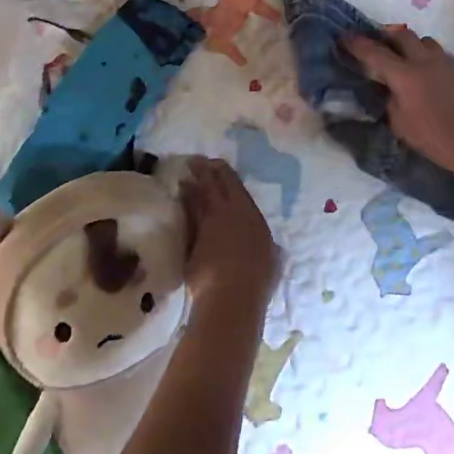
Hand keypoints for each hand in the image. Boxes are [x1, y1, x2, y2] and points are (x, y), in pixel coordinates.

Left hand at [180, 158, 278, 309]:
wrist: (230, 292)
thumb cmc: (258, 276)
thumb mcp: (273, 259)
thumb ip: (270, 250)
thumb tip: (272, 250)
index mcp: (251, 215)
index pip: (236, 187)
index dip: (225, 174)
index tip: (217, 164)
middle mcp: (229, 213)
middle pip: (214, 186)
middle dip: (205, 171)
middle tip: (196, 161)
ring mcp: (208, 224)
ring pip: (198, 197)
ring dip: (192, 185)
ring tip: (185, 176)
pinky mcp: (192, 239)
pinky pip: (188, 213)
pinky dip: (185, 201)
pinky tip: (181, 195)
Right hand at [342, 29, 453, 168]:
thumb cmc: (430, 136)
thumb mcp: (398, 122)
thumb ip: (388, 98)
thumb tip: (385, 86)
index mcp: (403, 74)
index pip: (373, 52)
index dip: (356, 43)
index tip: (344, 38)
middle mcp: (423, 60)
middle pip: (401, 33)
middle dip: (386, 36)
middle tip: (377, 45)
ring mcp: (443, 61)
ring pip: (423, 40)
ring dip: (410, 44)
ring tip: (404, 57)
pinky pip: (438, 52)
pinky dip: (426, 55)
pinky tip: (425, 71)